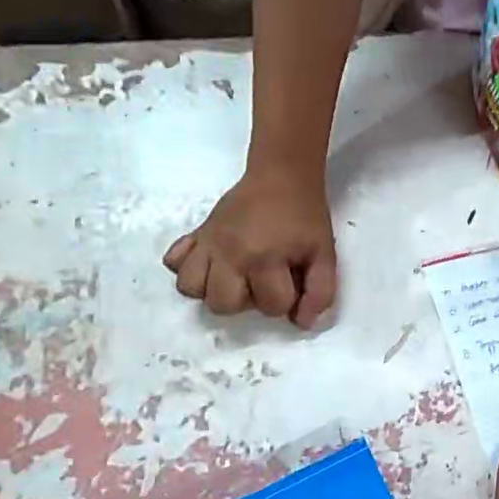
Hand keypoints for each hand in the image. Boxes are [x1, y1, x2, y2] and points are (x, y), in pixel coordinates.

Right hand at [162, 169, 336, 326]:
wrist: (282, 176)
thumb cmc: (306, 216)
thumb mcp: (325, 253)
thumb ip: (320, 291)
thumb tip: (302, 322)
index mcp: (264, 259)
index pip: (271, 307)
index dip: (287, 300)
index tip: (293, 278)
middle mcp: (230, 254)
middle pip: (222, 305)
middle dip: (246, 301)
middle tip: (262, 280)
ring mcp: (208, 244)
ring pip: (190, 288)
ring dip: (213, 289)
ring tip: (235, 275)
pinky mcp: (195, 234)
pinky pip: (173, 262)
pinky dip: (189, 268)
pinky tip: (213, 261)